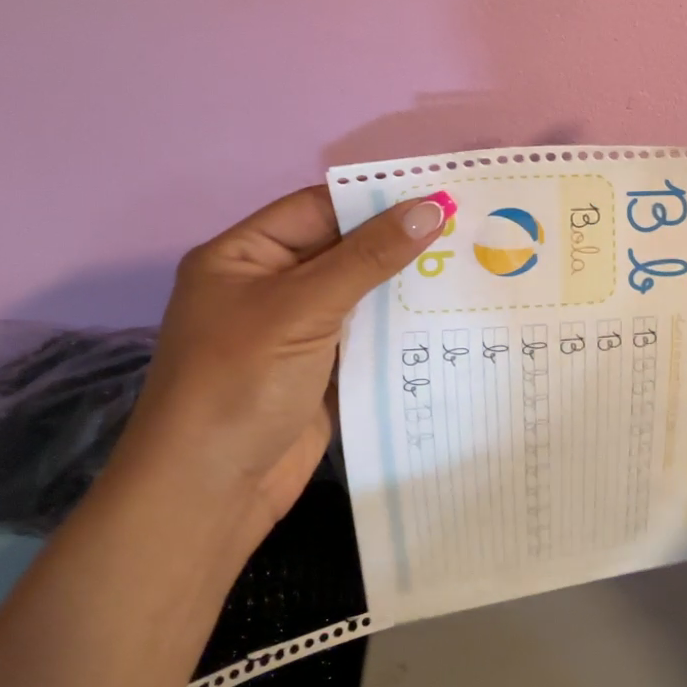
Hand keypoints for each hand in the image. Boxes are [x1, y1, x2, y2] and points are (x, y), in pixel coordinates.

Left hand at [112, 185, 452, 537]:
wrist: (211, 493)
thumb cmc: (239, 384)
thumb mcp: (302, 309)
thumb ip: (369, 256)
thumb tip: (432, 208)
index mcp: (244, 257)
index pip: (319, 208)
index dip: (377, 198)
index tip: (442, 192)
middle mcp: (272, 285)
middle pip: (347, 246)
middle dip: (402, 238)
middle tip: (471, 225)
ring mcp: (300, 328)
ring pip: (366, 289)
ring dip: (411, 280)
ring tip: (475, 261)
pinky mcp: (326, 365)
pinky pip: (373, 329)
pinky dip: (407, 320)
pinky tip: (453, 309)